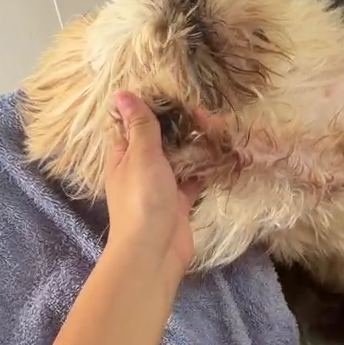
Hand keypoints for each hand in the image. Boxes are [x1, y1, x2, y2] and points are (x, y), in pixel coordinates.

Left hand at [104, 92, 201, 285]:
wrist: (153, 251)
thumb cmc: (142, 200)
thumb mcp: (141, 155)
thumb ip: (139, 125)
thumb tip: (121, 93)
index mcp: (123, 155)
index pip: (134, 124)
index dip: (153, 107)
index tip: (176, 93)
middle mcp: (140, 168)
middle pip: (161, 140)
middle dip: (182, 126)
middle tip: (207, 113)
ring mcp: (160, 186)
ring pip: (180, 158)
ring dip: (196, 145)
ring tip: (219, 128)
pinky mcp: (179, 202)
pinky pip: (194, 179)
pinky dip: (206, 168)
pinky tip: (222, 154)